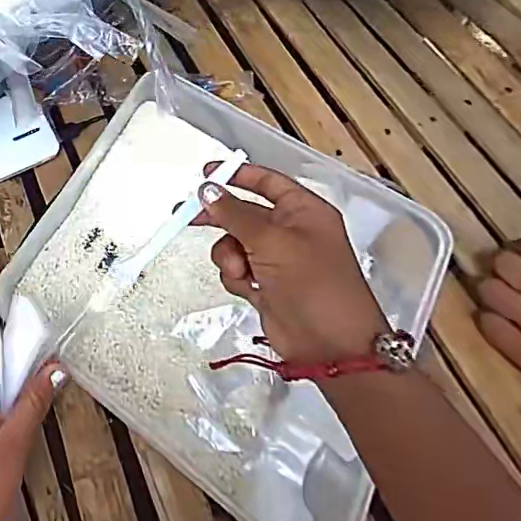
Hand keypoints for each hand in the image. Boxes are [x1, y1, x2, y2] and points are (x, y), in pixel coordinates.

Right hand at [192, 164, 389, 362]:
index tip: (208, 173)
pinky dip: (236, 276)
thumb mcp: (272, 241)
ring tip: (239, 269)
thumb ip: (235, 213)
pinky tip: (248, 287)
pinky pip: (237, 269)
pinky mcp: (267, 284)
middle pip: (245, 212)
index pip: (267, 181)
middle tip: (189, 216)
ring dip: (229, 254)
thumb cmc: (315, 285)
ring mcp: (278, 259)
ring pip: (235, 243)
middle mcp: (291, 231)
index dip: (237, 175)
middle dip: (220, 217)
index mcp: (304, 210)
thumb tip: (209, 190)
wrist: (330, 347)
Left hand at [475, 239, 520, 442]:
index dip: (520, 249)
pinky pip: (495, 329)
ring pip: (494, 292)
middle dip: (498, 267)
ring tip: (494, 302)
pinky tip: (494, 325)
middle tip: (502, 279)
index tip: (518, 257)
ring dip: (488, 293)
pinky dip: (487, 322)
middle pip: (508, 265)